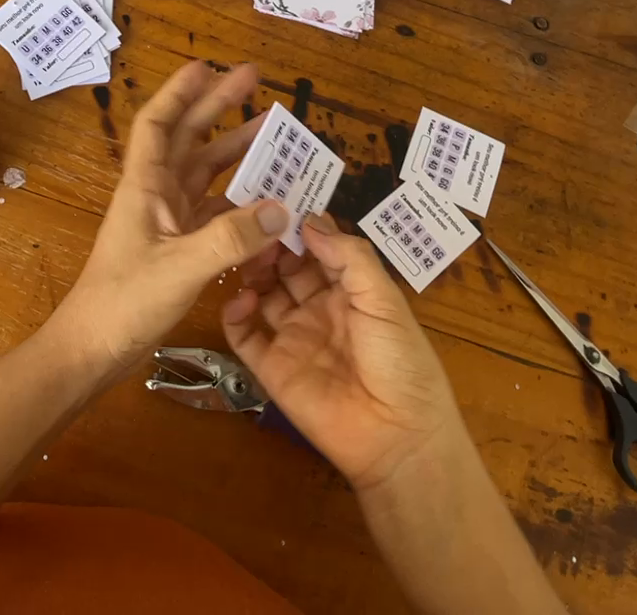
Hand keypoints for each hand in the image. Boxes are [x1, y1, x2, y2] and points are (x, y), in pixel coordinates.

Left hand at [46, 61, 288, 372]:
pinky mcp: (178, 246)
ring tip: (272, 131)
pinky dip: (239, 202)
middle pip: (188, 138)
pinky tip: (268, 198)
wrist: (94, 348)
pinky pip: (215, 212)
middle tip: (254, 80)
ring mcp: (167, 220)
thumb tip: (282, 207)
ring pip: (205, 173)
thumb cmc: (124, 300)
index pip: (158, 123)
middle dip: (218, 107)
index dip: (179, 91)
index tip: (207, 65)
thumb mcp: (180, 267)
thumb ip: (231, 238)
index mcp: (144, 185)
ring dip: (235, 151)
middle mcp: (156, 194)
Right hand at [223, 215, 462, 489]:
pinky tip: (242, 299)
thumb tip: (309, 220)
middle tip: (253, 223)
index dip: (300, 226)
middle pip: (286, 268)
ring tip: (244, 253)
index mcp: (350, 291)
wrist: (396, 437)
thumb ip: (349, 257)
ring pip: (262, 294)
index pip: (318, 248)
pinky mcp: (270, 366)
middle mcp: (318, 309)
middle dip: (271, 244)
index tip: (277, 198)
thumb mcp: (384, 300)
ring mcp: (292, 337)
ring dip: (252, 271)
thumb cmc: (400, 361)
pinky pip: (245, 334)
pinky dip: (236, 313)